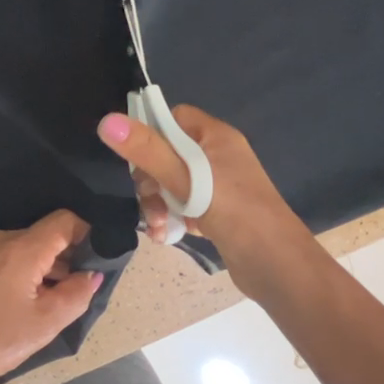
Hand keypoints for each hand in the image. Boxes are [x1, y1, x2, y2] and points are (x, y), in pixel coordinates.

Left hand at [0, 210, 103, 383]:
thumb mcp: (46, 322)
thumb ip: (77, 293)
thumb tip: (92, 274)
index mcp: (20, 247)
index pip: (64, 220)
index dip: (88, 233)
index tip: (100, 257)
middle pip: (44, 234)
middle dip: (68, 255)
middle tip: (84, 284)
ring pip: (26, 247)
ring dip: (47, 267)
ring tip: (61, 297)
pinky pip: (8, 257)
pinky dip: (26, 271)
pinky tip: (32, 299)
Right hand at [96, 106, 323, 299]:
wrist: (276, 266)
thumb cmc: (233, 212)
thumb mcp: (185, 178)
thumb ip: (146, 150)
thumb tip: (106, 120)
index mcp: (215, 137)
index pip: (173, 118)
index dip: (149, 133)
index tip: (135, 157)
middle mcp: (217, 156)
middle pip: (166, 153)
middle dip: (149, 179)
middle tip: (149, 198)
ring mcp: (218, 186)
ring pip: (171, 183)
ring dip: (156, 204)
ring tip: (157, 226)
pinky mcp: (216, 213)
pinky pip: (182, 206)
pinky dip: (170, 218)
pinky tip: (165, 235)